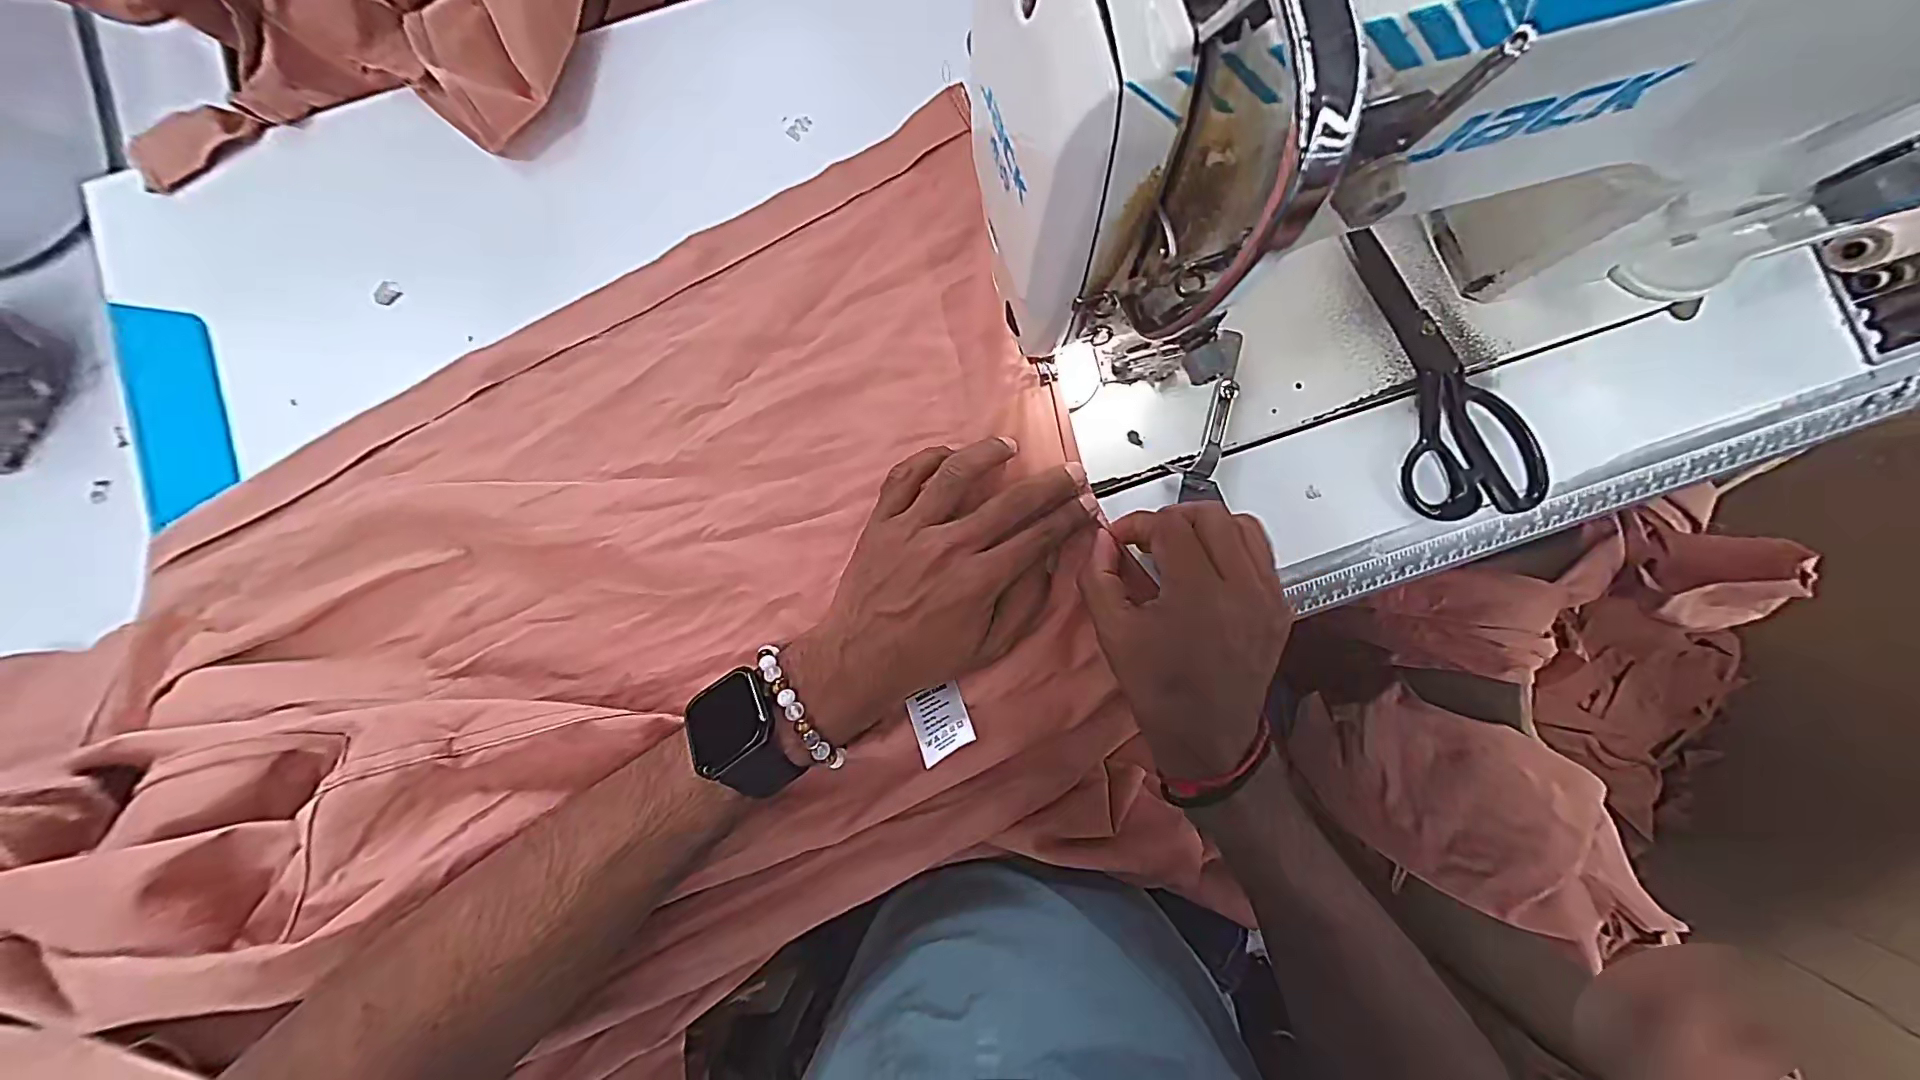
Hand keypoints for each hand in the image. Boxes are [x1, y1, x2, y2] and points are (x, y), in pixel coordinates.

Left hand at [782, 437, 1095, 749]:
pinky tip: (948, 454)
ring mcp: (911, 530)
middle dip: (1049, 484)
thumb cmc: (923, 655)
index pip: (1037, 536)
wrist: (860, 657)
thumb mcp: (988, 645)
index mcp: (977, 580)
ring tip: (1008, 447)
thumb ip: (1024, 603)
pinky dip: (927, 458)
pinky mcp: (882, 522)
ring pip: (955, 474)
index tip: (1083, 505)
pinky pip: (904, 477)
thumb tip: (1046, 564)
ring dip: (988, 454)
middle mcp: (947, 547)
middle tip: (1068, 472)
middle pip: (1010, 501)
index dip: (1067, 517)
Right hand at [1078, 503, 1293, 778]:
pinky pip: (1262, 552)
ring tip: (1181, 548)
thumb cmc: (1160, 691)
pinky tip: (1210, 566)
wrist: (1206, 735)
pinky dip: (1233, 546)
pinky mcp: (1280, 607)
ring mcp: (1268, 598)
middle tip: (1148, 540)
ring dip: (1205, 527)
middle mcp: (1243, 590)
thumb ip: (1098, 577)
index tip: (1121, 537)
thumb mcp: (1112, 633)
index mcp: (1198, 596)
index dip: (1136, 524)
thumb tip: (1103, 540)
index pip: (1170, 525)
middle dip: (1170, 519)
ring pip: (1242, 525)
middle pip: (1209, 515)